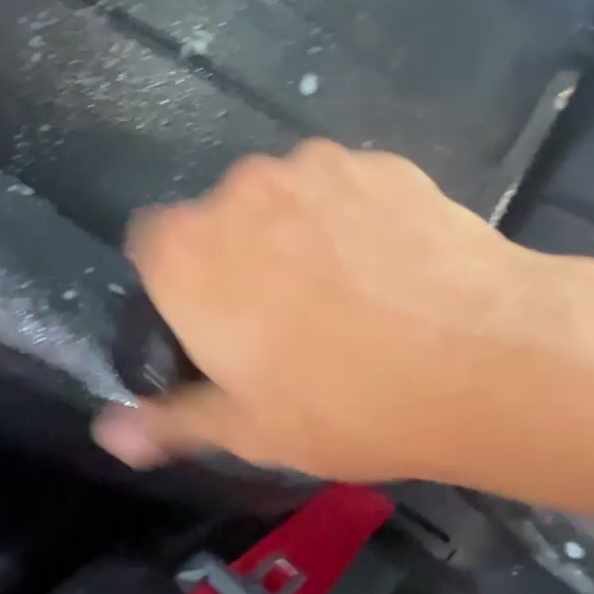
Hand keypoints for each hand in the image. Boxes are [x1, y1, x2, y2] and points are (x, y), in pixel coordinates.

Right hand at [94, 138, 548, 481]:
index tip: (211, 326)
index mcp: (186, 252)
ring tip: (348, 297)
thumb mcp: (249, 429)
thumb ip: (169, 421)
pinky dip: (355, 221)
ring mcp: (314, 166)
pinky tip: (392, 272)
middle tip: (284, 323)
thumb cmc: (345, 404)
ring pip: (284, 201)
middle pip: (218, 221)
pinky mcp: (381, 162)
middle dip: (238, 260)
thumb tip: (108, 432)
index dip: (175, 287)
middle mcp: (238, 190)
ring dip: (298, 235)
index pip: (148, 247)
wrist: (484, 361)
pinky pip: (346, 190)